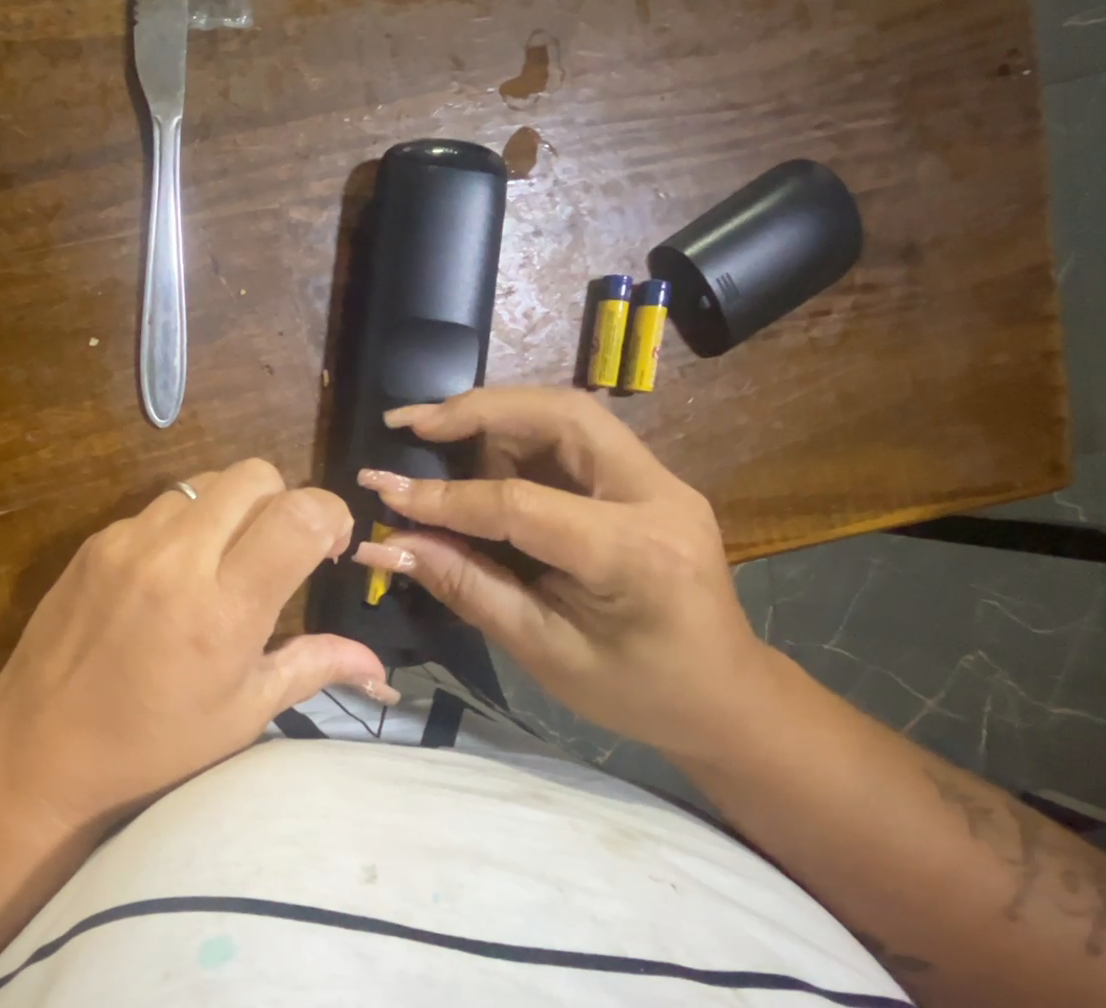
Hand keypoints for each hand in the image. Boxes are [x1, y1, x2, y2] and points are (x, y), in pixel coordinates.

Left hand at [0, 459, 397, 829]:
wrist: (39, 746)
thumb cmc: (151, 745)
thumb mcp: (241, 715)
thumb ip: (312, 668)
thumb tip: (378, 665)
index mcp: (224, 607)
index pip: (298, 513)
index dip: (330, 515)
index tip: (328, 549)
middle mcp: (177, 557)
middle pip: (253, 474)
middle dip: (282, 500)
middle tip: (277, 552)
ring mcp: (129, 541)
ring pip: (203, 483)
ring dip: (230, 508)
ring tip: (224, 562)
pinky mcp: (95, 540)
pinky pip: (157, 507)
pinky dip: (182, 526)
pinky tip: (170, 576)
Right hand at [351, 388, 773, 757]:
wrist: (725, 696)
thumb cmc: (636, 690)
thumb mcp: (542, 649)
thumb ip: (465, 587)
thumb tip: (387, 545)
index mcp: (635, 552)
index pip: (520, 503)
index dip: (443, 496)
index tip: (380, 488)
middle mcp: (656, 495)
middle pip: (561, 415)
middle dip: (477, 410)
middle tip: (410, 424)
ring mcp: (657, 480)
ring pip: (567, 414)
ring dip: (493, 414)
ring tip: (429, 431)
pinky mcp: (644, 479)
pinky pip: (573, 436)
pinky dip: (515, 433)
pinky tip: (473, 453)